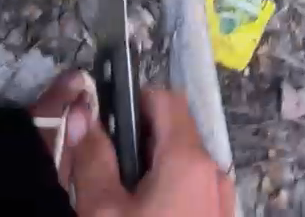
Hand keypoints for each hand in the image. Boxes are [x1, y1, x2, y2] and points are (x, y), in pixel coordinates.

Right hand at [71, 90, 235, 216]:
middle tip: (108, 168)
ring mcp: (222, 204)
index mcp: (189, 158)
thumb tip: (81, 112)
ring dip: (154, 170)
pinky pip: (195, 193)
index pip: (165, 99)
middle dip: (140, 140)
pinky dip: (170, 194)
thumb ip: (93, 156)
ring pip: (185, 165)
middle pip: (176, 132)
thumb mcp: (102, 211)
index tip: (106, 123)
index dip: (133, 101)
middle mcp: (215, 172)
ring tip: (123, 202)